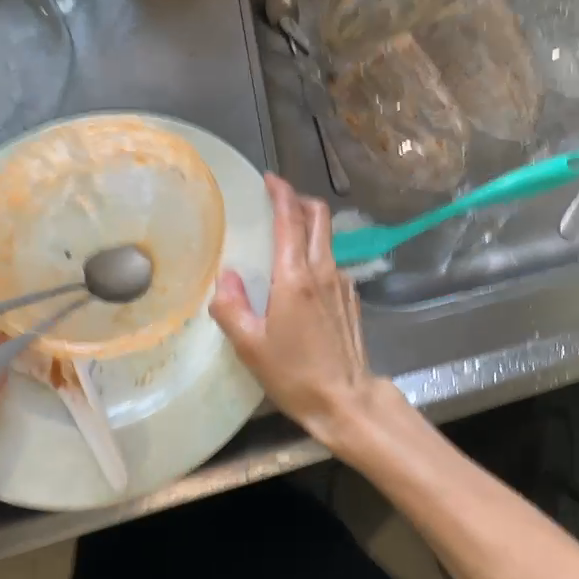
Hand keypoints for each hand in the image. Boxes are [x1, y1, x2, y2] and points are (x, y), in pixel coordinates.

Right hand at [209, 175, 391, 448]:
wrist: (345, 398)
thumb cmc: (294, 374)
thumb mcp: (250, 346)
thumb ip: (232, 307)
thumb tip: (227, 276)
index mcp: (296, 277)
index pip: (291, 220)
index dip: (282, 193)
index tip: (270, 179)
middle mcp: (324, 271)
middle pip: (319, 217)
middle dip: (300, 200)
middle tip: (278, 199)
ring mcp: (343, 283)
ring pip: (327, 239)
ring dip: (309, 226)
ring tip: (285, 235)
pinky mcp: (351, 297)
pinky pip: (332, 263)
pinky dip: (317, 254)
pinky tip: (302, 276)